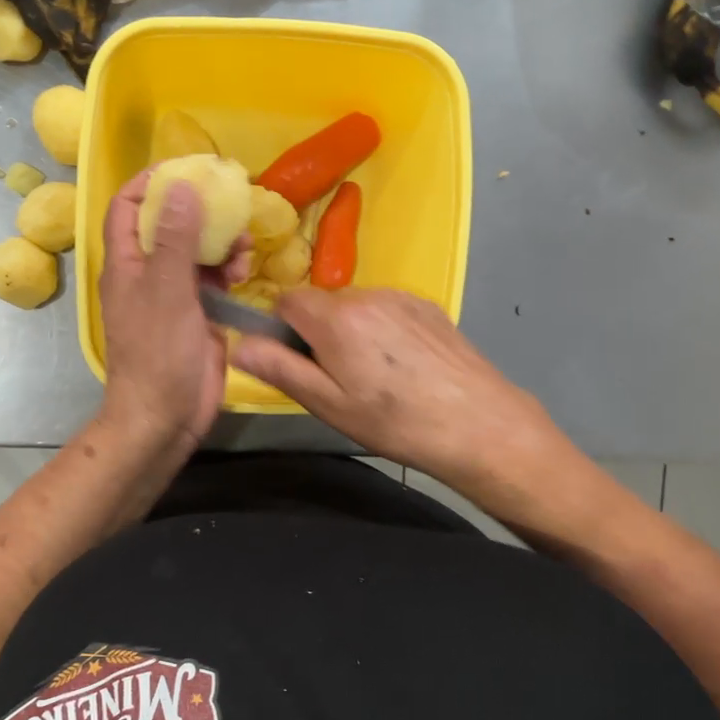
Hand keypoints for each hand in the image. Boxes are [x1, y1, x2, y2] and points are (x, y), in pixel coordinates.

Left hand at [97, 171, 251, 445]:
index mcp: (126, 264)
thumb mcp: (166, 290)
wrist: (165, 415)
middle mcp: (147, 274)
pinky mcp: (198, 314)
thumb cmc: (157, 353)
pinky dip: (229, 269)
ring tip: (242, 249)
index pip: (126, 208)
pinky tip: (245, 272)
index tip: (183, 169)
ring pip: (197, 251)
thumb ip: (175, 238)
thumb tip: (181, 186)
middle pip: (169, 225)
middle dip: (199, 211)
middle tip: (229, 203)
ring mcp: (173, 295)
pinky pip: (214, 279)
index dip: (148, 184)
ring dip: (221, 242)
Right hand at [230, 287, 588, 523]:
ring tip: (373, 376)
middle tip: (336, 378)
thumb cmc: (394, 422)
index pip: (286, 299)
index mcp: (335, 318)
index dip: (281, 328)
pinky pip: (385, 309)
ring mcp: (401, 297)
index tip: (295, 362)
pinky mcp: (428, 307)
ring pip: (354, 306)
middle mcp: (366, 295)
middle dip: (317, 332)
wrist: (479, 424)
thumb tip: (239, 343)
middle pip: (321, 303)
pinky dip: (380, 330)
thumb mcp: (328, 404)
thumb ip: (280, 368)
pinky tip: (402, 367)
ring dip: (349, 331)